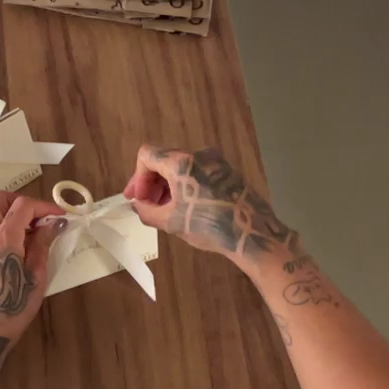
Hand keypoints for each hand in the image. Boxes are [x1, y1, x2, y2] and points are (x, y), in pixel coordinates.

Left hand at [0, 191, 65, 343]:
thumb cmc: (15, 306)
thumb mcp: (37, 275)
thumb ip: (43, 243)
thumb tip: (55, 222)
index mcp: (3, 238)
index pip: (23, 205)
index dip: (45, 206)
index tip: (60, 217)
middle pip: (0, 199)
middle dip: (23, 202)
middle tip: (42, 219)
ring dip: (15, 214)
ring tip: (35, 234)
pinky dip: (7, 226)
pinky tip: (23, 245)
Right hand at [125, 145, 298, 272]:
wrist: (251, 234)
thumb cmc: (208, 226)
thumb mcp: (170, 222)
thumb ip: (147, 211)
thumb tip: (138, 206)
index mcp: (181, 163)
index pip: (147, 155)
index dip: (137, 177)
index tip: (139, 199)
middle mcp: (199, 154)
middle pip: (164, 160)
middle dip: (151, 182)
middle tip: (145, 205)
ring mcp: (216, 162)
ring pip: (181, 167)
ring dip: (166, 185)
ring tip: (163, 210)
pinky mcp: (227, 172)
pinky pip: (197, 173)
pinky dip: (184, 186)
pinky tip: (184, 207)